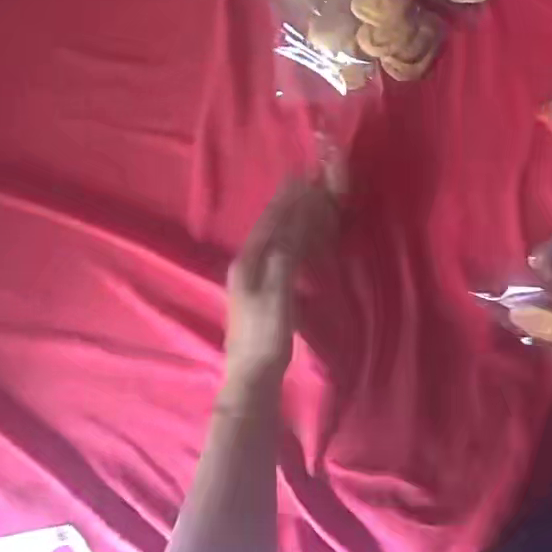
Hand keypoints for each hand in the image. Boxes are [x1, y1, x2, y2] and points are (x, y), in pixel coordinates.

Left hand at [223, 179, 338, 392]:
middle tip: (305, 180)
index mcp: (248, 263)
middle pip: (270, 226)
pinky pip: (279, 253)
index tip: (301, 176)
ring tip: (304, 200)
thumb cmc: (265, 337)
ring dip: (289, 218)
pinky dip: (292, 237)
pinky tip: (299, 237)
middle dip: (288, 203)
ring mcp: (252, 278)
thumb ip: (283, 260)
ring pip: (273, 238)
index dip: (287, 200)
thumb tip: (293, 226)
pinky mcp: (262, 290)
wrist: (251, 375)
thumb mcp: (276, 298)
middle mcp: (247, 265)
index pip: (271, 223)